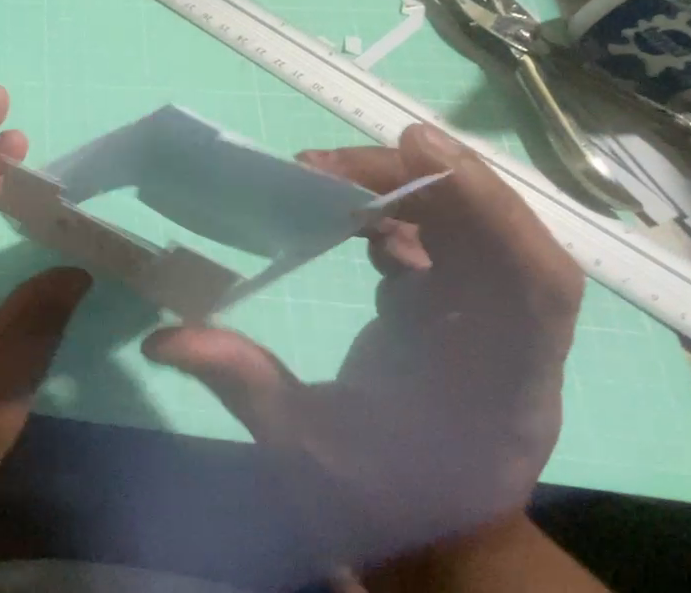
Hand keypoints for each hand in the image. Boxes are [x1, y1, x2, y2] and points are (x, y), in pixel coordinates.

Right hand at [143, 124, 583, 572]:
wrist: (427, 541)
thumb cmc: (372, 500)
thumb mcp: (300, 450)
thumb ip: (241, 383)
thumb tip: (160, 338)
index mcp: (493, 386)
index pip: (529, 285)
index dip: (486, 209)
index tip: (415, 150)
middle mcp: (509, 349)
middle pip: (499, 243)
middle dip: (426, 184)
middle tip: (331, 160)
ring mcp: (489, 332)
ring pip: (476, 239)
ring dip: (410, 196)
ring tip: (327, 175)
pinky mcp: (461, 323)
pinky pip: (451, 254)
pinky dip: (405, 222)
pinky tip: (354, 219)